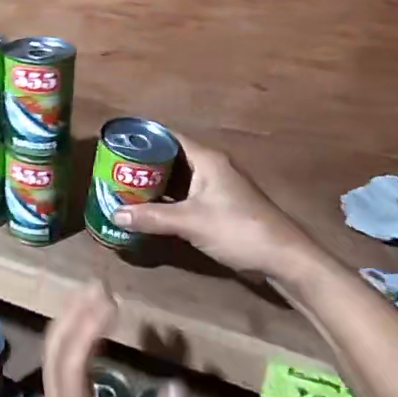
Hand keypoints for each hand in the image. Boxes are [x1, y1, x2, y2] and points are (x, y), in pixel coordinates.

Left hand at [41, 281, 191, 396]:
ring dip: (71, 325)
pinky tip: (93, 336)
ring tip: (97, 298)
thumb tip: (177, 389)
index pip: (71, 366)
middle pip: (54, 353)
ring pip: (54, 361)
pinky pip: (63, 374)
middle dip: (72, 314)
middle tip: (100, 284)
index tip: (110, 299)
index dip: (85, 327)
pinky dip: (74, 345)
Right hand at [111, 134, 321, 279]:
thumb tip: (115, 213)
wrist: (283, 259)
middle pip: (171, 157)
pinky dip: (166, 197)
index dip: (143, 138)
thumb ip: (150, 217)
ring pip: (177, 177)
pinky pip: (185, 194)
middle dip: (143, 163)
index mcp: (207, 160)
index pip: (169, 137)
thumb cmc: (238, 230)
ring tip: (123, 186)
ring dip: (153, 182)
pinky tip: (147, 207)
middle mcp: (212, 167)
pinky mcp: (219, 206)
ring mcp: (217, 187)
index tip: (117, 144)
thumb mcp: (189, 223)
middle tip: (113, 169)